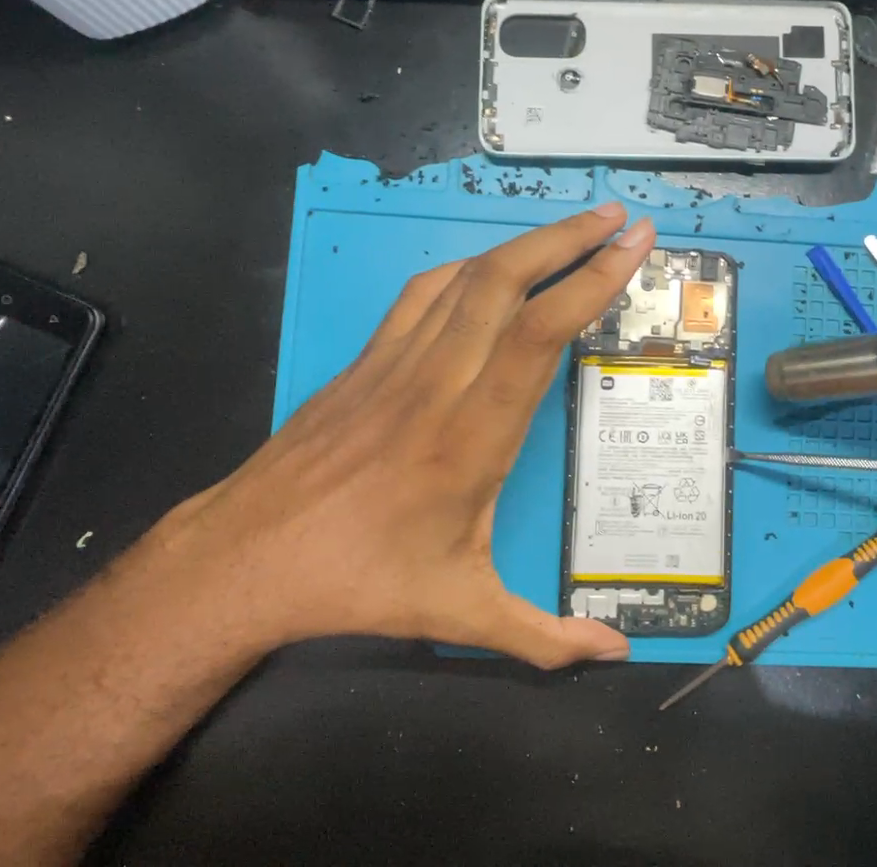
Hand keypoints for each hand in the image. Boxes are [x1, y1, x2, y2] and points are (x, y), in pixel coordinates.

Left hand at [147, 204, 655, 668]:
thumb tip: (616, 657)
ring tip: (572, 228)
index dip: (590, 283)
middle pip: (506, 283)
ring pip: (465, 279)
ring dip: (524, 244)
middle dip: (569, 240)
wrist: (244, 557)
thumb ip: (544, 635)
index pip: (539, 336)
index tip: (632, 249)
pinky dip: (468, 269)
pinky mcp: (365, 360)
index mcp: (471, 436)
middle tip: (619, 219)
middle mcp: (437, 382)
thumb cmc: (357, 582)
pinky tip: (489, 270)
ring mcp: (395, 363)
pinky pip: (423, 295)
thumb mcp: (458, 614)